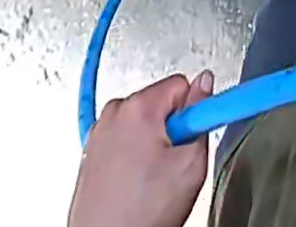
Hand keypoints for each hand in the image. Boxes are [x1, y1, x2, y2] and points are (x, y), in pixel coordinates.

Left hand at [68, 71, 214, 226]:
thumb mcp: (190, 165)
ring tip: (150, 179)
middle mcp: (115, 110)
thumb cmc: (140, 215)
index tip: (191, 136)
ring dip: (151, 143)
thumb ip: (202, 117)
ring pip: (142, 122)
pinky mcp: (91, 150)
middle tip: (171, 165)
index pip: (181, 85)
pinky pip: (123, 139)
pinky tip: (134, 184)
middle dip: (171, 129)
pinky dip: (132, 155)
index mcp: (139, 106)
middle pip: (160, 103)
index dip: (193, 112)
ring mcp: (99, 131)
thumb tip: (204, 82)